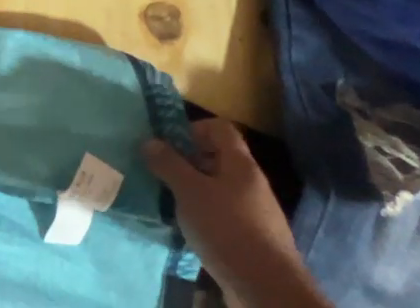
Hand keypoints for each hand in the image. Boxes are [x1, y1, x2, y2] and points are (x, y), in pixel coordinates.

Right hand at [144, 120, 330, 307]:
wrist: (268, 291)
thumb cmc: (228, 230)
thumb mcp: (189, 192)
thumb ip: (168, 163)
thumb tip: (150, 141)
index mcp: (241, 165)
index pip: (220, 128)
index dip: (193, 128)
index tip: (168, 144)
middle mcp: (251, 184)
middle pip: (217, 158)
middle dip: (186, 161)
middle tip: (160, 171)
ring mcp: (253, 212)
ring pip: (217, 187)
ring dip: (191, 189)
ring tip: (168, 200)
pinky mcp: (251, 237)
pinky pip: (222, 213)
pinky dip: (202, 214)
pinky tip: (187, 227)